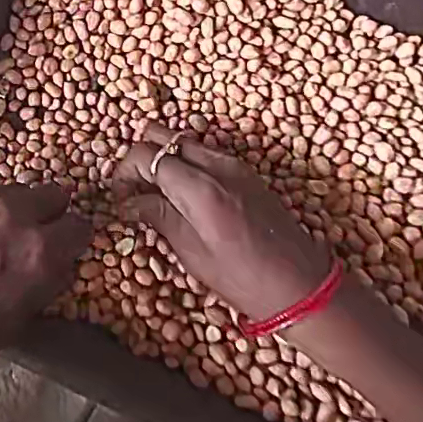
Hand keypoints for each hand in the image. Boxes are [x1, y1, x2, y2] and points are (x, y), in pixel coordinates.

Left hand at [0, 183, 88, 392]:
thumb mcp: (21, 316)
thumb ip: (45, 280)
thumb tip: (55, 265)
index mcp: (42, 250)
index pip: (79, 227)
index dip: (74, 238)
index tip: (68, 245)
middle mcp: (16, 217)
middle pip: (51, 194)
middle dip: (50, 211)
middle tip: (41, 231)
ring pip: (15, 192)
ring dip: (16, 208)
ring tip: (2, 233)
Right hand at [111, 121, 332, 321]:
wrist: (302, 286)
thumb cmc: (243, 278)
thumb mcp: (191, 252)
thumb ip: (157, 215)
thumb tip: (129, 202)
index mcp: (199, 187)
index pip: (144, 155)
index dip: (123, 172)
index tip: (120, 197)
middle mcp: (216, 165)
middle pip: (160, 135)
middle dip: (140, 158)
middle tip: (134, 190)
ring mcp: (234, 165)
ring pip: (182, 141)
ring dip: (162, 159)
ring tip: (156, 194)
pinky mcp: (245, 172)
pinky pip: (204, 152)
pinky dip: (184, 164)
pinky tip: (183, 195)